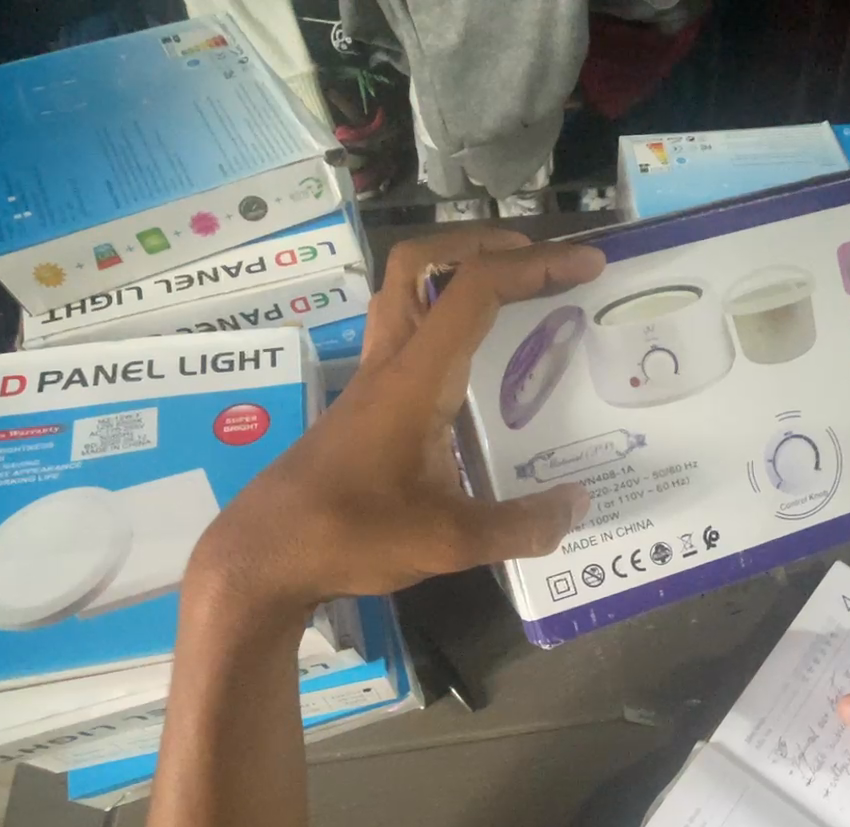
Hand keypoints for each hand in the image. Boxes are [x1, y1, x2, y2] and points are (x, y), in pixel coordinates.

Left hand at [185, 228, 605, 633]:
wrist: (263, 559)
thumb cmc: (350, 536)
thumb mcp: (450, 541)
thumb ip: (520, 525)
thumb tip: (578, 505)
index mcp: (415, 379)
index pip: (474, 289)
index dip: (535, 265)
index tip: (585, 266)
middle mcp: (390, 366)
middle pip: (422, 265)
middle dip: (484, 246)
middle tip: (538, 264)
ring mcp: (372, 385)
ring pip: (406, 298)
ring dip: (457, 280)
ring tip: (513, 304)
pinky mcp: (365, 410)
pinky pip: (406, 341)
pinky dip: (446, 330)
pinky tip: (477, 378)